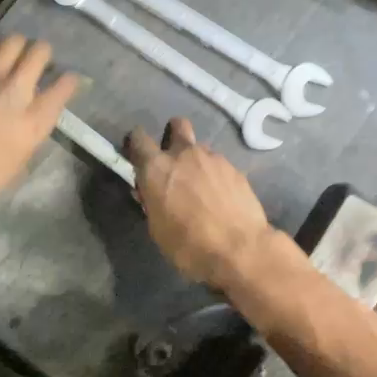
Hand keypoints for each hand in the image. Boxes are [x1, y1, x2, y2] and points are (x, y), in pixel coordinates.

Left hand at [0, 36, 79, 227]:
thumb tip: (35, 111)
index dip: (70, 80)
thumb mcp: (20, 161)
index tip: (65, 82)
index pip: (65, 85)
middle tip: (35, 63)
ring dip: (16, 47)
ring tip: (10, 56)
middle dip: (43, 54)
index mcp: (34, 122)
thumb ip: (32, 130)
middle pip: (40, 52)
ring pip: (12, 41)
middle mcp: (15, 94)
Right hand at [124, 119, 276, 287]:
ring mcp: (213, 159)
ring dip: (196, 162)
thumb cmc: (189, 245)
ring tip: (202, 189)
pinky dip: (215, 176)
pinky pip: (219, 166)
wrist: (240, 250)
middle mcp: (184, 155)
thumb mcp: (157, 229)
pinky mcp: (236, 169)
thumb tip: (149, 192)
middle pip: (177, 126)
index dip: (135, 144)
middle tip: (173, 160)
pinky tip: (220, 198)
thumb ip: (152, 203)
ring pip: (200, 149)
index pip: (138, 138)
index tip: (138, 156)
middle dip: (172, 135)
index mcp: (156, 168)